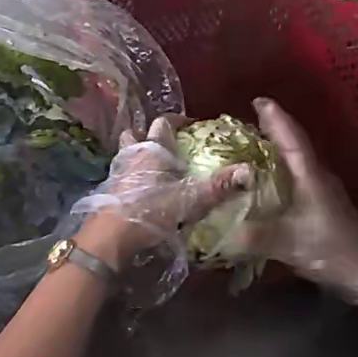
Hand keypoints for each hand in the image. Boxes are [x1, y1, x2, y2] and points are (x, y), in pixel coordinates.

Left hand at [73, 115, 249, 268]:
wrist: (111, 236)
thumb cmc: (151, 210)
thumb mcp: (191, 199)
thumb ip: (219, 186)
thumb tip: (249, 171)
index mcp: (153, 149)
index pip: (164, 122)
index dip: (177, 120)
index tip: (191, 125)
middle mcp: (132, 155)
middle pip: (136, 134)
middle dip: (149, 135)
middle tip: (165, 144)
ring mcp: (117, 173)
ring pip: (126, 154)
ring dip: (137, 156)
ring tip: (153, 168)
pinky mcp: (108, 192)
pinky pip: (121, 176)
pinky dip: (130, 178)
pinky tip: (140, 191)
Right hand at [237, 98, 357, 307]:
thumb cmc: (335, 251)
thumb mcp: (291, 244)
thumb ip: (255, 237)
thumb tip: (219, 233)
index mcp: (312, 178)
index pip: (292, 139)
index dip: (276, 119)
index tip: (259, 100)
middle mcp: (319, 180)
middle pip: (295, 147)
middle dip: (273, 132)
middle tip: (248, 123)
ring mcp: (325, 195)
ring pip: (299, 165)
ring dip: (279, 154)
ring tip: (254, 150)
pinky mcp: (326, 210)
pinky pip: (300, 183)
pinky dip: (283, 175)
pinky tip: (271, 185)